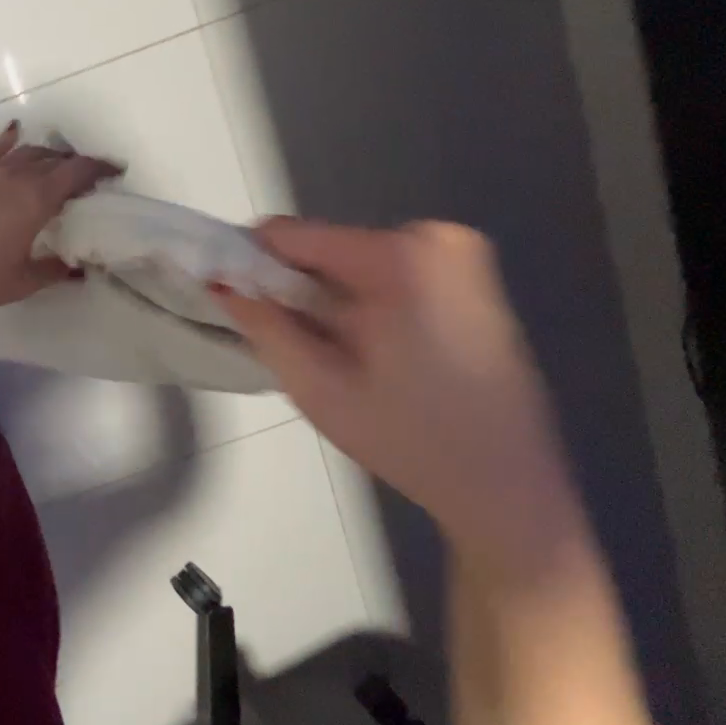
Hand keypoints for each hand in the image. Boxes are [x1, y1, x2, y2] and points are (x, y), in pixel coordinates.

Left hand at [0, 122, 120, 317]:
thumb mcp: (25, 280)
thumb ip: (56, 270)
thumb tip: (79, 268)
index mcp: (36, 198)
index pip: (77, 171)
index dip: (99, 168)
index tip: (114, 171)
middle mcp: (15, 176)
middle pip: (54, 159)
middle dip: (74, 165)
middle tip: (86, 179)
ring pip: (26, 153)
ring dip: (46, 156)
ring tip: (56, 167)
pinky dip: (8, 140)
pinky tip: (16, 133)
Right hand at [213, 218, 586, 571]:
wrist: (507, 490)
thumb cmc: (409, 439)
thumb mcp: (317, 385)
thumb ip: (262, 324)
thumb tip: (218, 283)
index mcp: (401, 256)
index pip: (290, 234)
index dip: (249, 264)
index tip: (229, 301)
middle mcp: (435, 239)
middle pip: (321, 248)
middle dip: (291, 288)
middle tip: (286, 344)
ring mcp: (457, 258)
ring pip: (347, 264)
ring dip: (322, 301)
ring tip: (327, 356)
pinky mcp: (467, 280)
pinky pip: (381, 276)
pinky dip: (355, 305)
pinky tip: (362, 353)